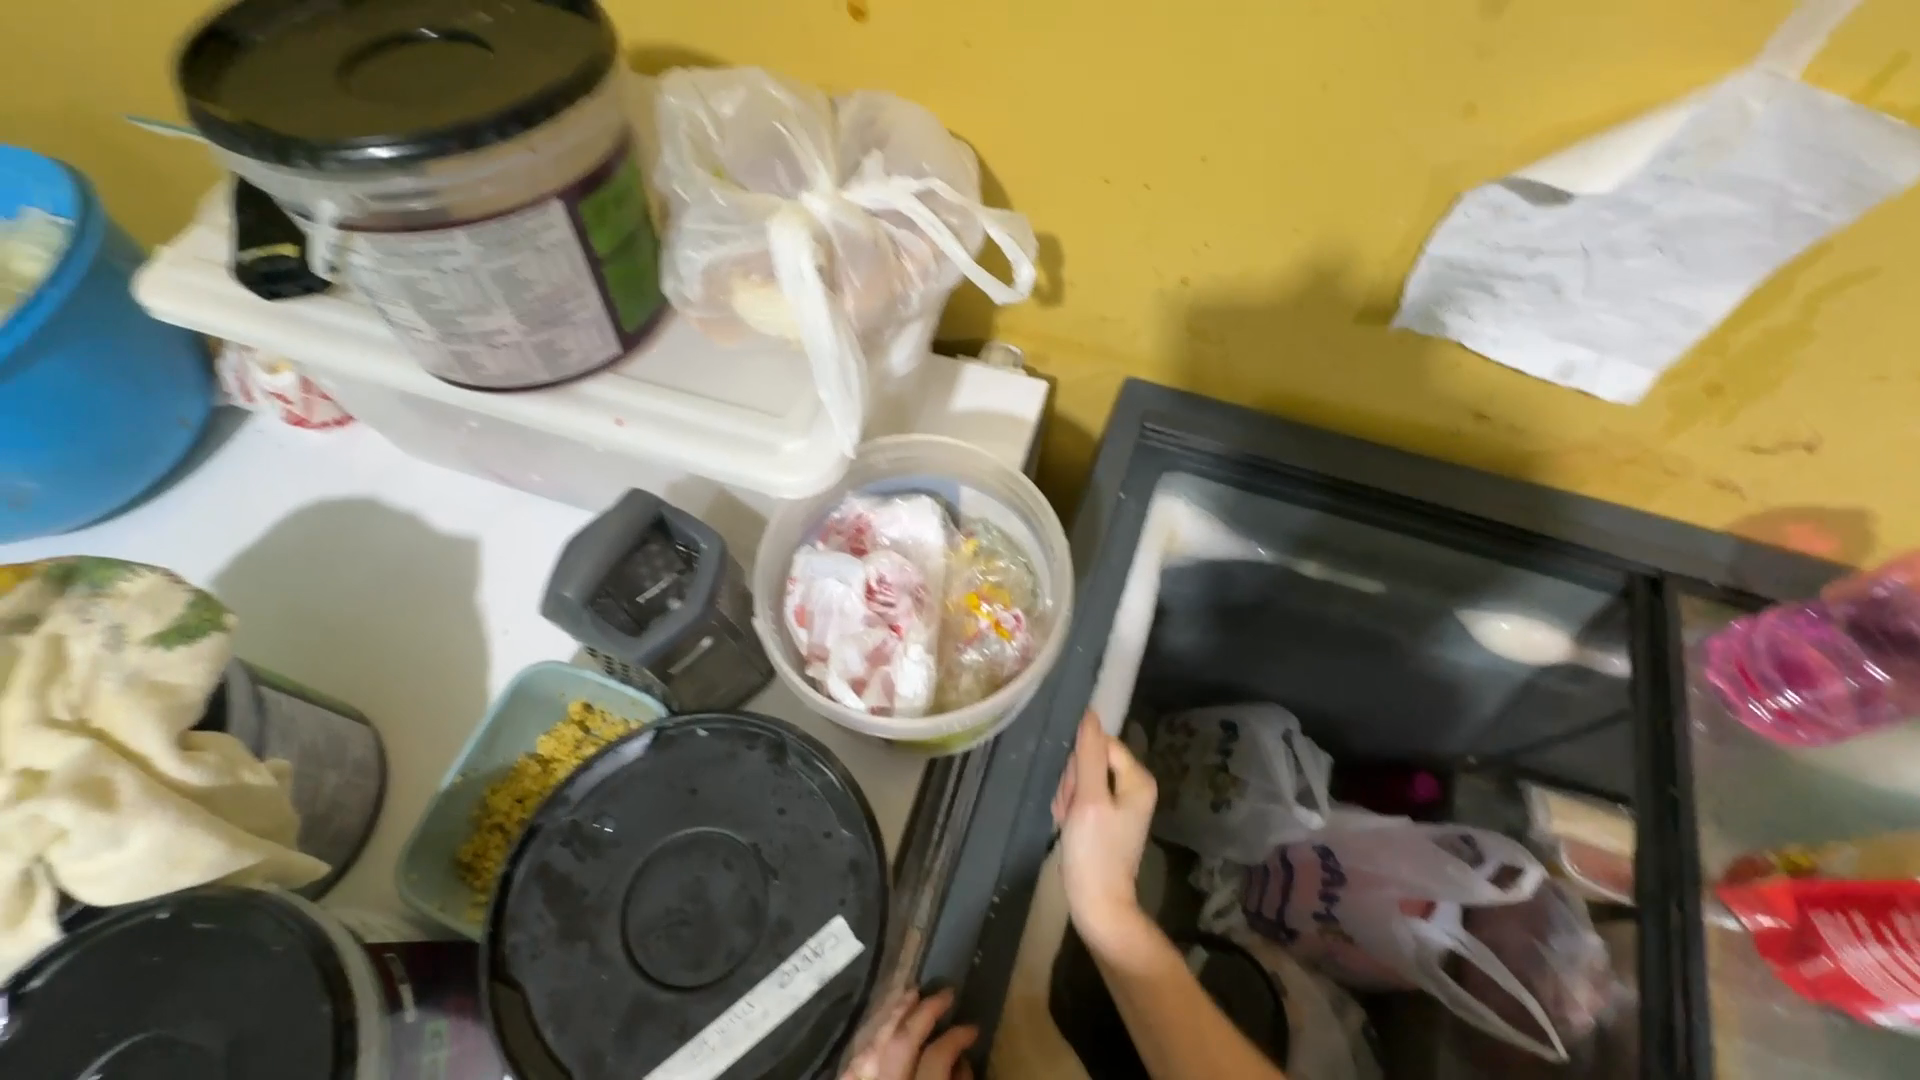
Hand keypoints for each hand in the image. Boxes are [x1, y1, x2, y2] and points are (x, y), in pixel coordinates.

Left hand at [841, 988, 977, 1079]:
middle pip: (904, 1038)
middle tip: (947, 992)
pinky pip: (856, 1054)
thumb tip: (962, 1062)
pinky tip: (880, 1022)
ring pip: (876, 1040)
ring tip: (912, 992)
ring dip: (895, 1013)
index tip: (973, 1028)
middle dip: (926, 1011)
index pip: (938, 1055)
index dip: (957, 1037)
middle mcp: (887, 1079)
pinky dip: (870, 1034)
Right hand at [1052, 709, 1157, 957]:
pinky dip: (1070, 808)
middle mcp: (1134, 786)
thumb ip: (1089, 754)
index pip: (1100, 743)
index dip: (1079, 764)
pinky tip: (1067, 826)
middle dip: (1073, 782)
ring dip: (1068, 796)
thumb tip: (1090, 713)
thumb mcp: (1088, 799)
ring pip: (1082, 777)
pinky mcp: (1107, 817)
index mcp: (1138, 779)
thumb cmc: (1094, 852)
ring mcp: (1121, 803)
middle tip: (1070, 812)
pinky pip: (1082, 795)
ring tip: (1068, 822)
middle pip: (1091, 759)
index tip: (1074, 793)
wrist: (1097, 904)